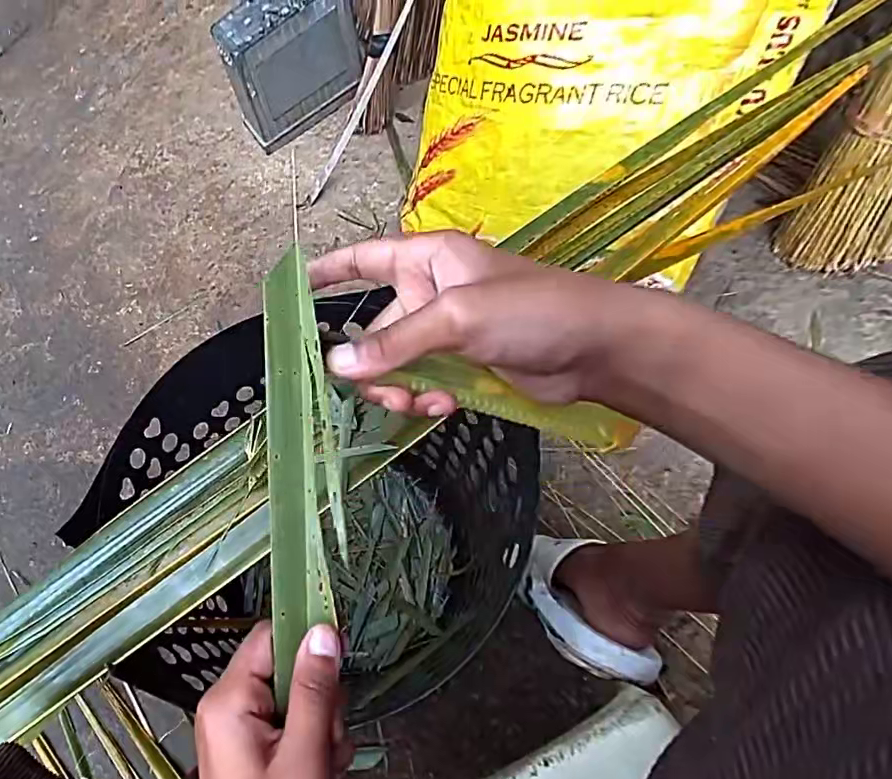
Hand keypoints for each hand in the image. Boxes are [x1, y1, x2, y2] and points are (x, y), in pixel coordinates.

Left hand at [184, 621, 346, 778]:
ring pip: (298, 707)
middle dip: (319, 703)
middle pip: (287, 673)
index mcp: (226, 703)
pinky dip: (314, 755)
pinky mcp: (255, 763)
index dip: (307, 641)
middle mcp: (226, 713)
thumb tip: (324, 629)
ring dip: (322, 734)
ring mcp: (240, 739)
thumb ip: (315, 691)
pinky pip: (293, 736)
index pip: (267, 639)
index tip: (344, 660)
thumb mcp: (304, 761)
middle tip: (326, 748)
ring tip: (322, 777)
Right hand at [307, 230, 656, 415]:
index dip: (330, 271)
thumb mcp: (457, 318)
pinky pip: (419, 384)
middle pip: (374, 332)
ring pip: (394, 366)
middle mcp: (429, 294)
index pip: (366, 259)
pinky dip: (423, 399)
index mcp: (427, 261)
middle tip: (386, 393)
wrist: (595, 348)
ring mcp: (444, 333)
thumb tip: (336, 365)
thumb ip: (395, 343)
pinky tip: (444, 406)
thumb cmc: (533, 310)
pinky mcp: (458, 364)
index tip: (296, 286)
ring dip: (400, 389)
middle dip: (375, 366)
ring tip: (421, 403)